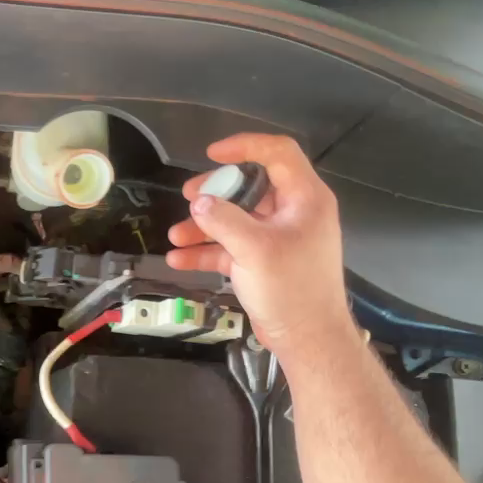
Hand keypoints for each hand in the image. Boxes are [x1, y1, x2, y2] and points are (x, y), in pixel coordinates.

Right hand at [165, 134, 354, 360]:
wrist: (307, 336)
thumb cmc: (290, 287)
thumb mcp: (254, 248)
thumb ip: (224, 220)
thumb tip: (199, 203)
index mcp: (304, 198)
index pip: (278, 154)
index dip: (245, 147)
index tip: (212, 154)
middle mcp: (292, 212)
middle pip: (250, 187)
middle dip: (215, 193)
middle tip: (188, 196)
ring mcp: (277, 238)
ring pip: (235, 219)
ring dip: (203, 226)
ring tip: (175, 236)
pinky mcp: (263, 261)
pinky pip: (230, 247)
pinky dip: (206, 251)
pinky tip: (179, 260)